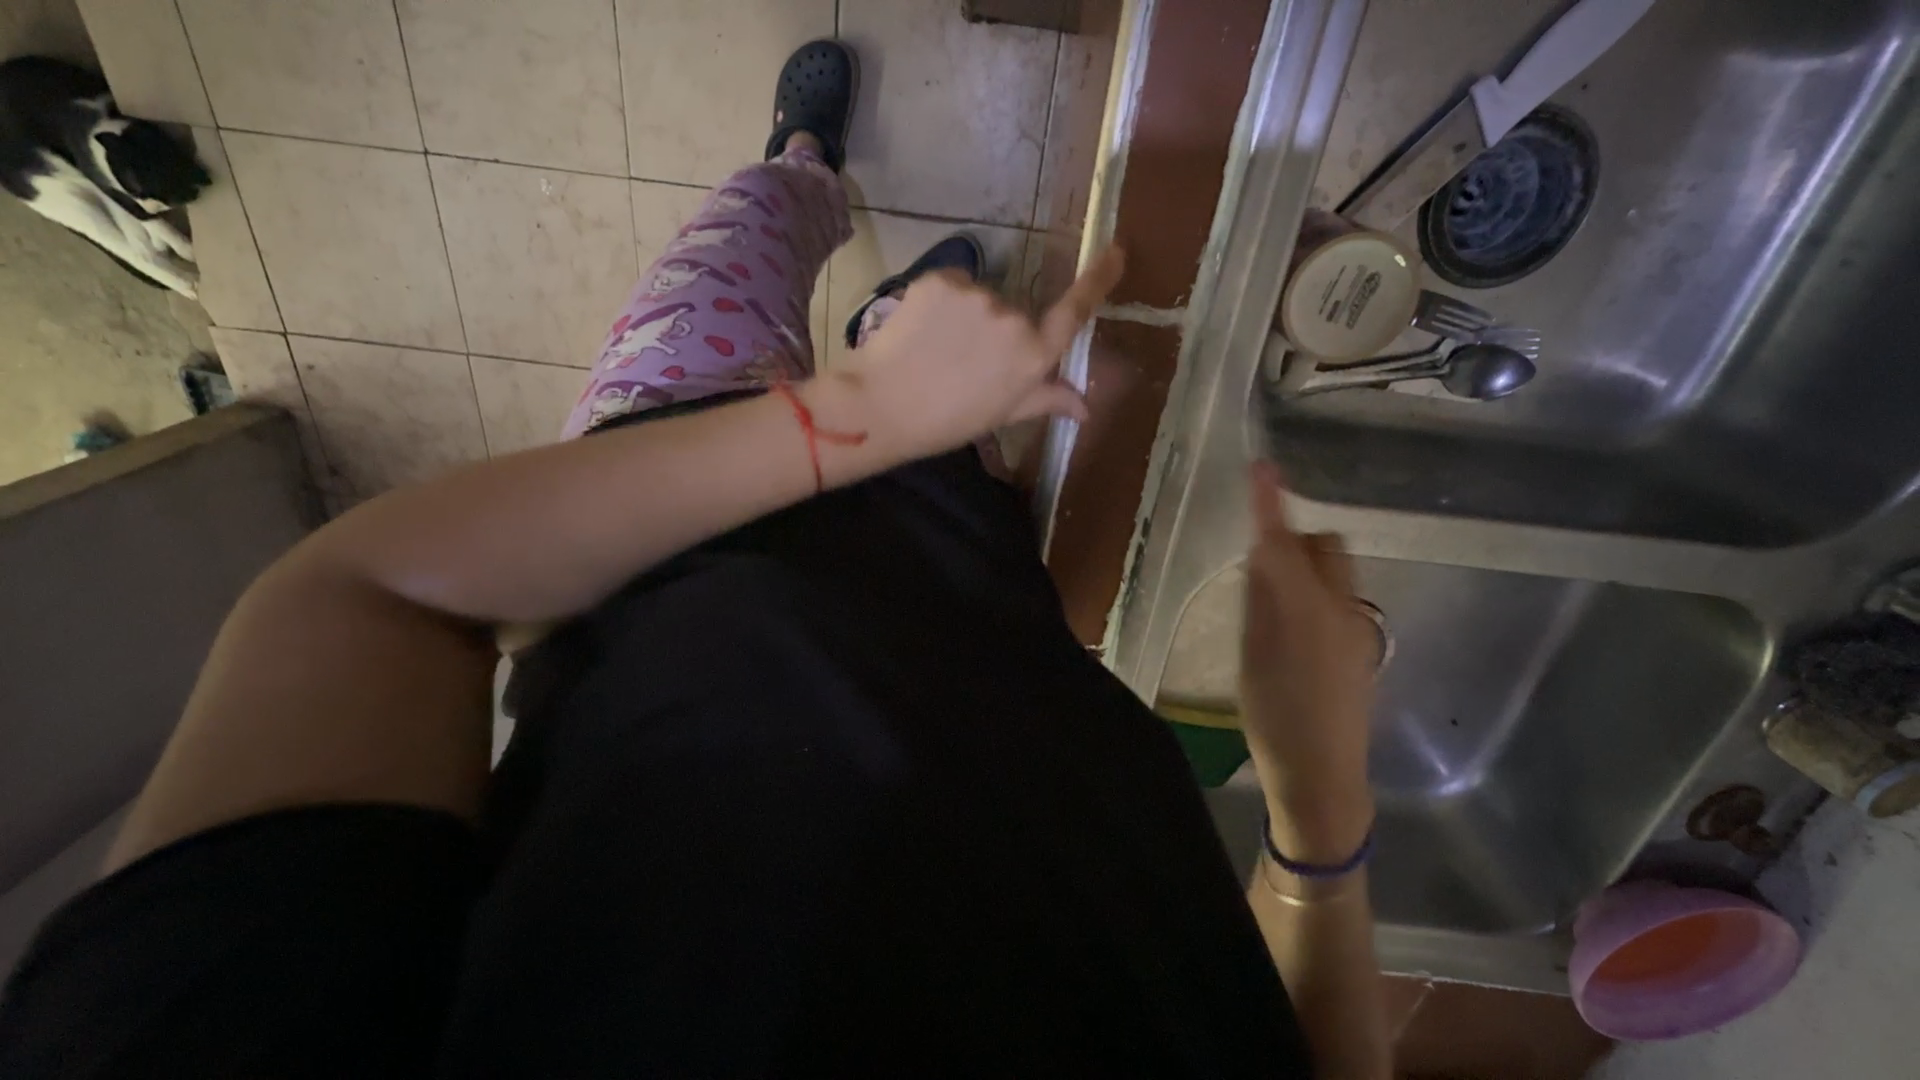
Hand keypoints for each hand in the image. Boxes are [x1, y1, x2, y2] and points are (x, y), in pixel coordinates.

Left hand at [835, 246, 1124, 460]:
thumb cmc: (947, 420)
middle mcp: (1014, 319)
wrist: (881, 406)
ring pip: (981, 299)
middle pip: (1015, 314)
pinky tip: (921, 331)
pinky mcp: (942, 279)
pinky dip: (941, 304)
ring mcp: (978, 295)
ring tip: (938, 352)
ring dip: (967, 318)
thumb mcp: (1003, 414)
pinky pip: (952, 286)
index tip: (1116, 251)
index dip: (1097, 279)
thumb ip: (1047, 399)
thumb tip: (1087, 408)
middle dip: (997, 334)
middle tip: (964, 365)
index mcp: (1033, 356)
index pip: (1073, 310)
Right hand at [1240, 462, 1376, 863]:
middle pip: (1326, 546)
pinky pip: (1340, 598)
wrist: (1321, 774)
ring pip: (1336, 571)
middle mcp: (1341, 609)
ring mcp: (1359, 628)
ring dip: (1309, 566)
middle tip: (1261, 563)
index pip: (1283, 542)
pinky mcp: (1364, 645)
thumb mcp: (1251, 657)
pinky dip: (1317, 594)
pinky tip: (1296, 632)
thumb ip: (1259, 601)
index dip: (1270, 504)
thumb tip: (1263, 558)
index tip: (1262, 467)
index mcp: (1304, 609)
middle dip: (1297, 539)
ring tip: (1276, 604)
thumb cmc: (1272, 718)